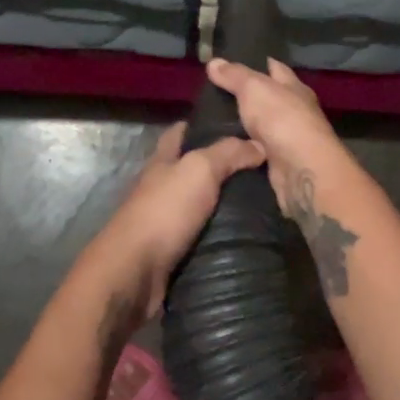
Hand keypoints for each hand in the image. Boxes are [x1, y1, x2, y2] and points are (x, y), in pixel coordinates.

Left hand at [80, 122, 265, 325]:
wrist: (134, 275)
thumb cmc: (164, 212)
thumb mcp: (199, 170)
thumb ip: (228, 153)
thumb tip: (259, 145)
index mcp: (162, 162)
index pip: (179, 132)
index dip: (202, 124)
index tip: (236, 124)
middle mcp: (161, 189)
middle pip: (192, 171)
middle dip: (222, 168)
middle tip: (263, 168)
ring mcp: (165, 223)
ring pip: (200, 206)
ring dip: (225, 206)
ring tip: (265, 203)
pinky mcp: (172, 255)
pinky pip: (203, 239)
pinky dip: (221, 238)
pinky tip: (247, 237)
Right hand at [206, 58, 346, 219]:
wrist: (300, 168)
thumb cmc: (280, 117)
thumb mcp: (254, 88)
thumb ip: (234, 75)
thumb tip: (214, 61)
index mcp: (294, 87)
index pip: (275, 68)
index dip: (257, 62)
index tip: (233, 62)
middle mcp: (296, 110)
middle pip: (268, 98)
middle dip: (246, 96)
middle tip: (213, 94)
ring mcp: (288, 138)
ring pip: (261, 126)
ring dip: (244, 124)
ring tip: (211, 120)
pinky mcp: (280, 162)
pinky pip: (257, 150)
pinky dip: (244, 148)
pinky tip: (225, 147)